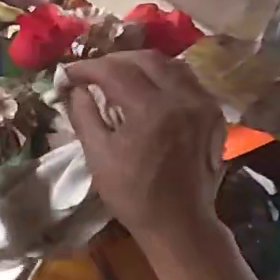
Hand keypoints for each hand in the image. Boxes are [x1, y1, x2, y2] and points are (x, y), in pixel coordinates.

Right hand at [64, 51, 225, 243]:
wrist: (178, 220)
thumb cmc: (131, 192)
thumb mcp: (97, 154)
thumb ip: (84, 115)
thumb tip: (75, 89)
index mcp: (150, 109)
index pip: (114, 71)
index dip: (86, 68)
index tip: (67, 74)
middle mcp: (182, 98)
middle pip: (146, 59)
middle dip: (113, 60)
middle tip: (90, 72)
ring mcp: (203, 104)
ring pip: (171, 65)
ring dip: (139, 65)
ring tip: (116, 76)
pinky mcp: (213, 113)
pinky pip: (187, 81)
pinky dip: (161, 77)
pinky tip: (145, 89)